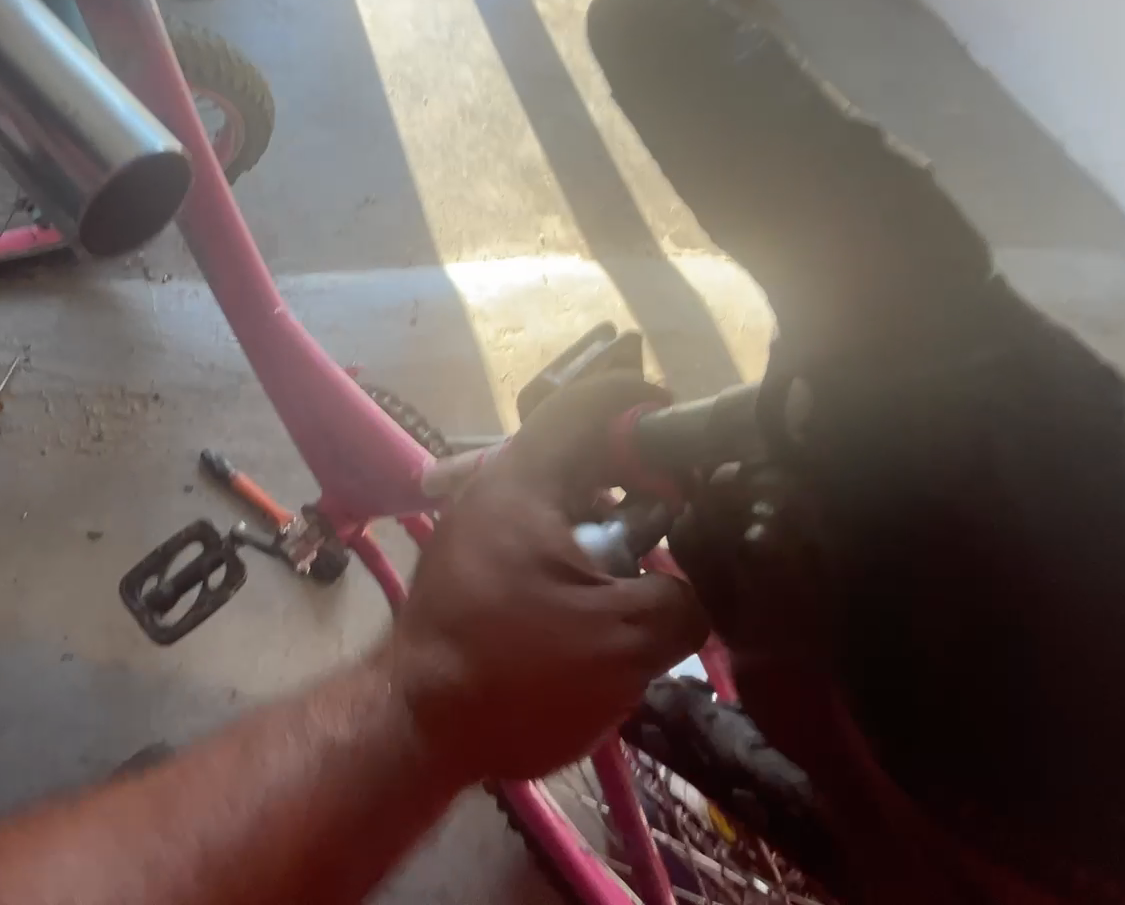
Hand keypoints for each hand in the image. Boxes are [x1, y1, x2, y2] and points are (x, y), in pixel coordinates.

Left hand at [384, 373, 708, 781]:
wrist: (418, 724)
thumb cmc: (514, 671)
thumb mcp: (622, 640)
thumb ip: (683, 600)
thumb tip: (706, 581)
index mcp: (522, 483)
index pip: (581, 406)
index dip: (637, 400)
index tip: (683, 421)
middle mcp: (493, 492)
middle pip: (573, 453)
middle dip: (633, 472)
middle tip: (685, 506)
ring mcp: (479, 529)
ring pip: (557, 499)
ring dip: (608, 517)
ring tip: (656, 554)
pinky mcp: (476, 565)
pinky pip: (538, 534)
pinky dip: (579, 546)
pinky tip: (610, 589)